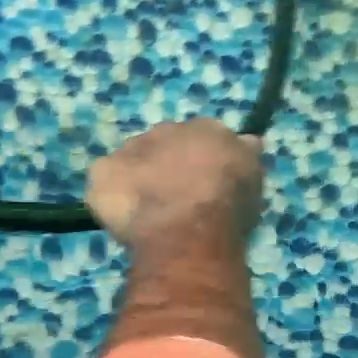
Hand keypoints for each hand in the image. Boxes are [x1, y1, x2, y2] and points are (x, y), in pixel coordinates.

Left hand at [85, 119, 264, 255]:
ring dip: (143, 178)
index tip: (212, 181)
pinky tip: (130, 218)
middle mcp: (167, 129)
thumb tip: (247, 140)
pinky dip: (115, 197)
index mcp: (208, 128)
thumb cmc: (229, 206)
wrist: (188, 230)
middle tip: (183, 197)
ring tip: (155, 212)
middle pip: (168, 143)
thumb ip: (246, 154)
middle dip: (172, 164)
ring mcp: (131, 149)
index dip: (208, 158)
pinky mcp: (102, 172)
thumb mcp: (255, 179)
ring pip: (136, 161)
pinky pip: (107, 183)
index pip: (207, 135)